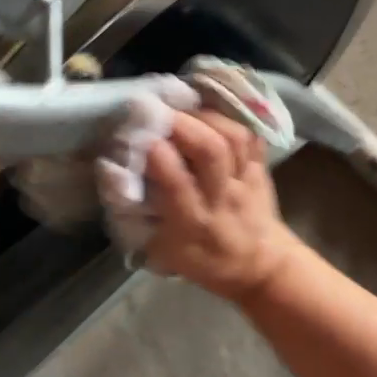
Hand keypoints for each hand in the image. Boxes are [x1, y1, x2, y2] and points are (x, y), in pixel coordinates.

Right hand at [144, 111, 307, 300]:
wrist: (261, 268)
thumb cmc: (205, 261)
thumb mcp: (163, 252)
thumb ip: (139, 220)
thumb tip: (114, 177)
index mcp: (192, 222)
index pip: (176, 182)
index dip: (157, 153)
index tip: (137, 135)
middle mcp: (221, 197)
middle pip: (210, 150)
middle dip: (182, 123)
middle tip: (159, 110)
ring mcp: (246, 181)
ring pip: (233, 138)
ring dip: (205, 116)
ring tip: (183, 108)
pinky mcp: (261, 169)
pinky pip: (251, 136)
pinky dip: (231, 119)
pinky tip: (209, 112)